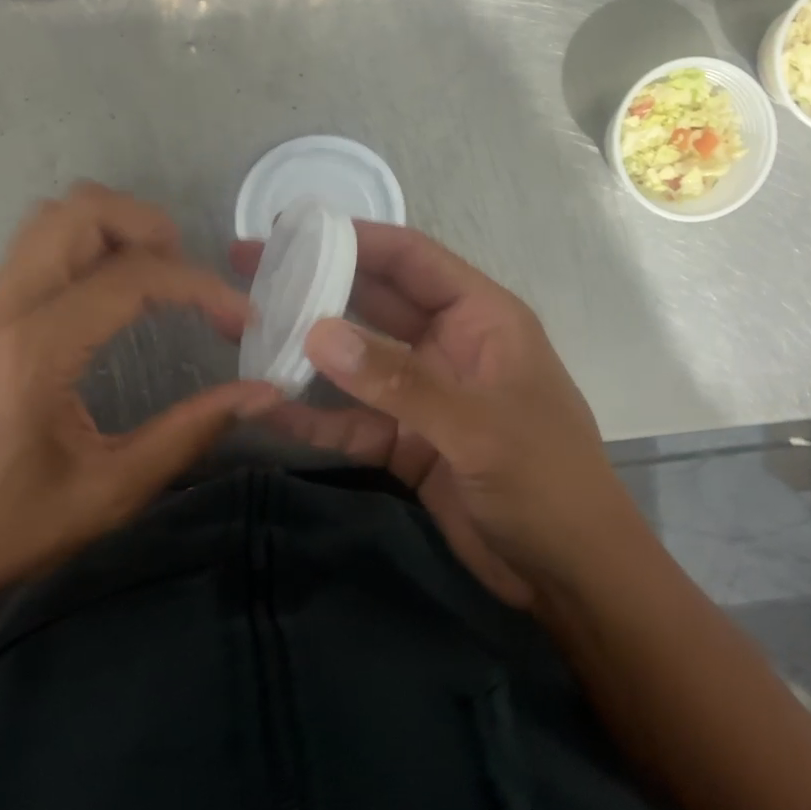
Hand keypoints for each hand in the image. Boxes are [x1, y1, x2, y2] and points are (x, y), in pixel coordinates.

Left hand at [0, 184, 280, 605]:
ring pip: (51, 220)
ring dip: (111, 229)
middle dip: (148, 227)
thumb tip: (263, 393)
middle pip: (79, 212)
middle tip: (190, 279)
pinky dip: (82, 246)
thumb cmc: (16, 527)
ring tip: (156, 278)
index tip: (244, 319)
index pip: (130, 278)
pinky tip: (112, 297)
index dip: (200, 287)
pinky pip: (35, 250)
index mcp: (37, 351)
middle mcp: (7, 311)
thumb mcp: (114, 489)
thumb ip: (190, 432)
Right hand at [231, 222, 639, 608]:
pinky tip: (263, 408)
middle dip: (312, 286)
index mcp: (481, 321)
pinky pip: (346, 419)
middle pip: (370, 302)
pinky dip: (308, 416)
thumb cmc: (547, 486)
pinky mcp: (401, 441)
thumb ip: (397, 380)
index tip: (287, 231)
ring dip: (301, 350)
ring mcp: (420, 396)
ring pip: (350, 361)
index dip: (351, 238)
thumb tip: (315, 332)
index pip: (410, 259)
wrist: (569, 578)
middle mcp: (446, 347)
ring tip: (240, 331)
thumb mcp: (477, 428)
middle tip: (247, 272)